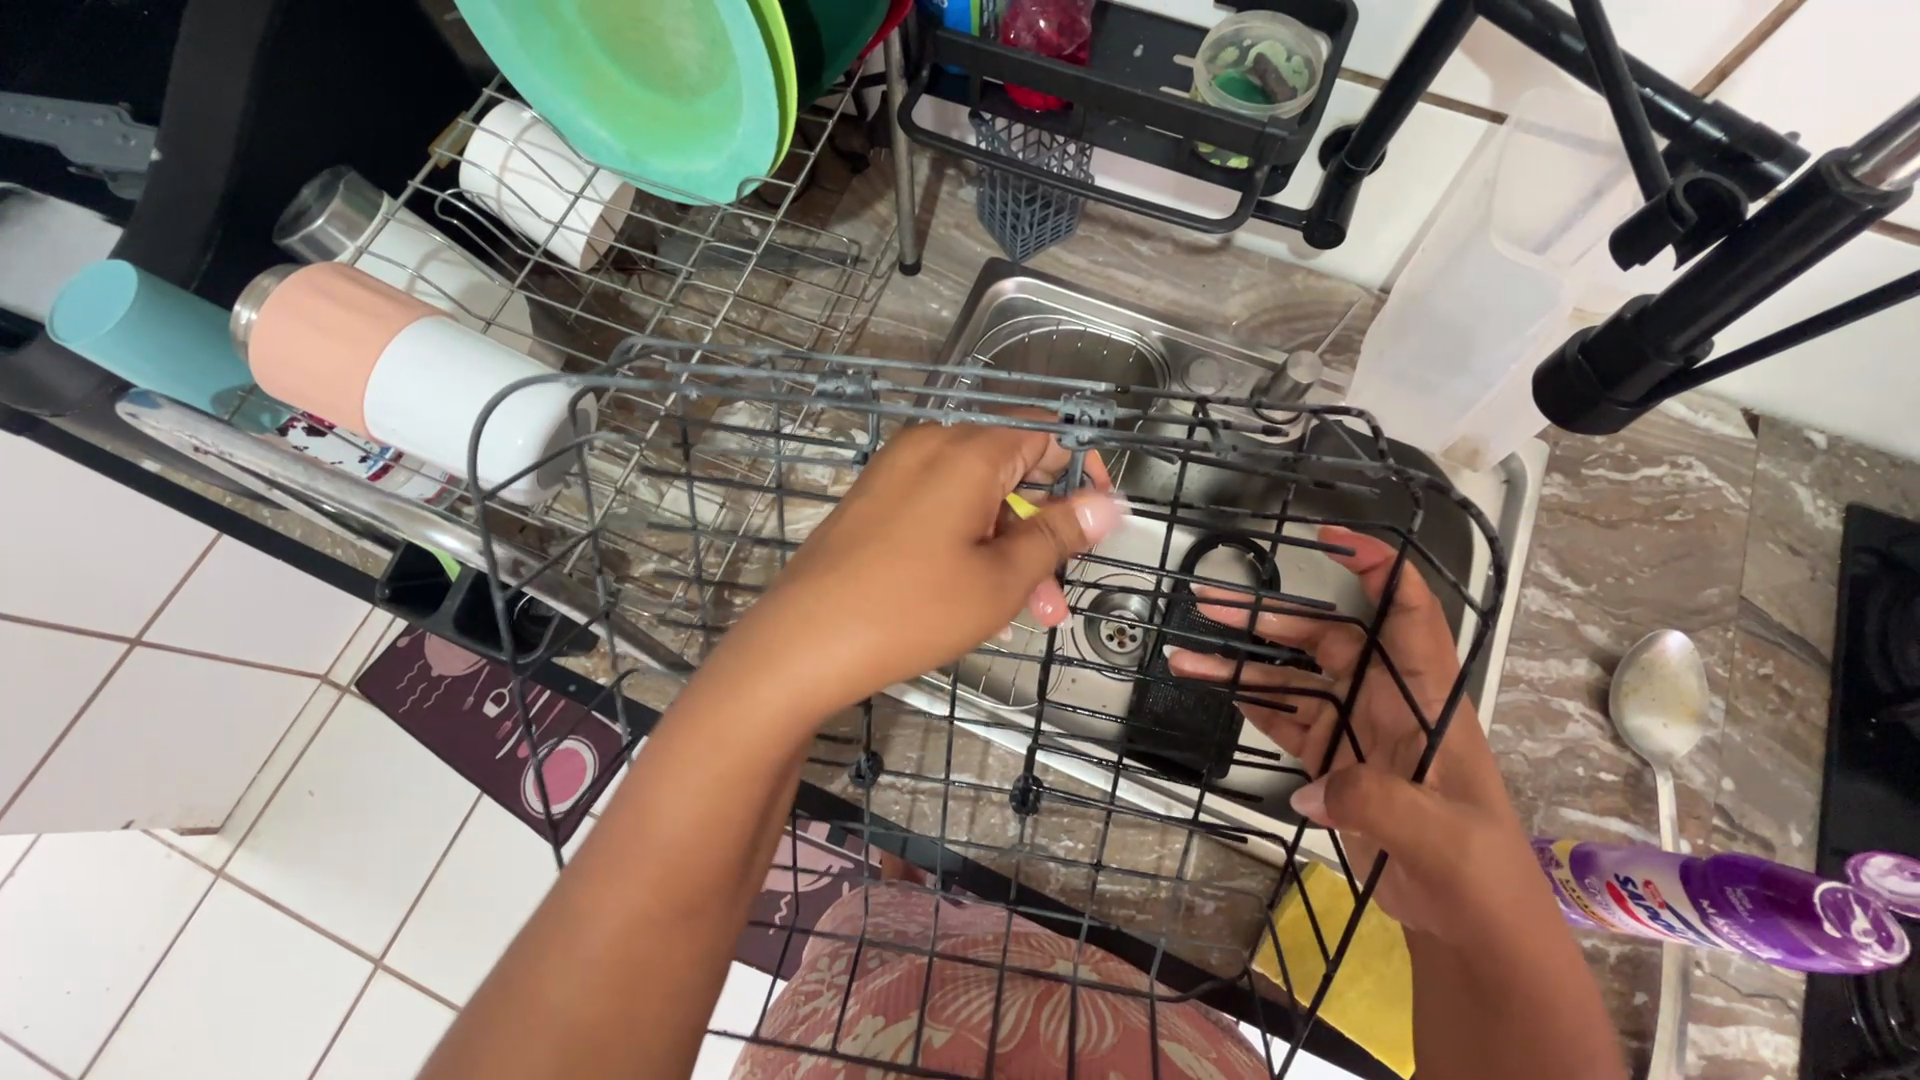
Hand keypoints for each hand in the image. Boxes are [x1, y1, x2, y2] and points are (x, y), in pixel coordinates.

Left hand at [707, 419, 1125, 720]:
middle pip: (1012, 469)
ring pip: (977, 497)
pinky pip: (940, 508)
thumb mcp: (1001, 579)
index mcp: (968, 451)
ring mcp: (896, 472)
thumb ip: (1058, 533)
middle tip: (1055, 594)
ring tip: (1024, 613)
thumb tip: (1108, 502)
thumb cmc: (911, 610)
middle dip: (1044, 529)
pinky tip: (974, 595)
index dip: (1081, 473)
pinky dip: (968, 543)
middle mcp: (931, 445)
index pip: (1047, 432)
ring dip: (1008, 547)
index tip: (1096, 523)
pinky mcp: (874, 501)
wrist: (802, 643)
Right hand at [1167, 527, 1536, 942]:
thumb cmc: (1478, 870)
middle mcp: (1385, 700)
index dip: (1379, 570)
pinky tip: (1210, 688)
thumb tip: (1313, 789)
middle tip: (1209, 603)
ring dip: (1238, 663)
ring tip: (1185, 655)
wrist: (1467, 922)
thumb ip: (1376, 801)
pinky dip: (1243, 701)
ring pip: (1289, 677)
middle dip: (1268, 618)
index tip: (1334, 543)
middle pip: (1324, 639)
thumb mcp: (1438, 835)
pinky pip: (1280, 717)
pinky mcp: (1329, 758)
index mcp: (1427, 699)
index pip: (1409, 615)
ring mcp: (1352, 728)